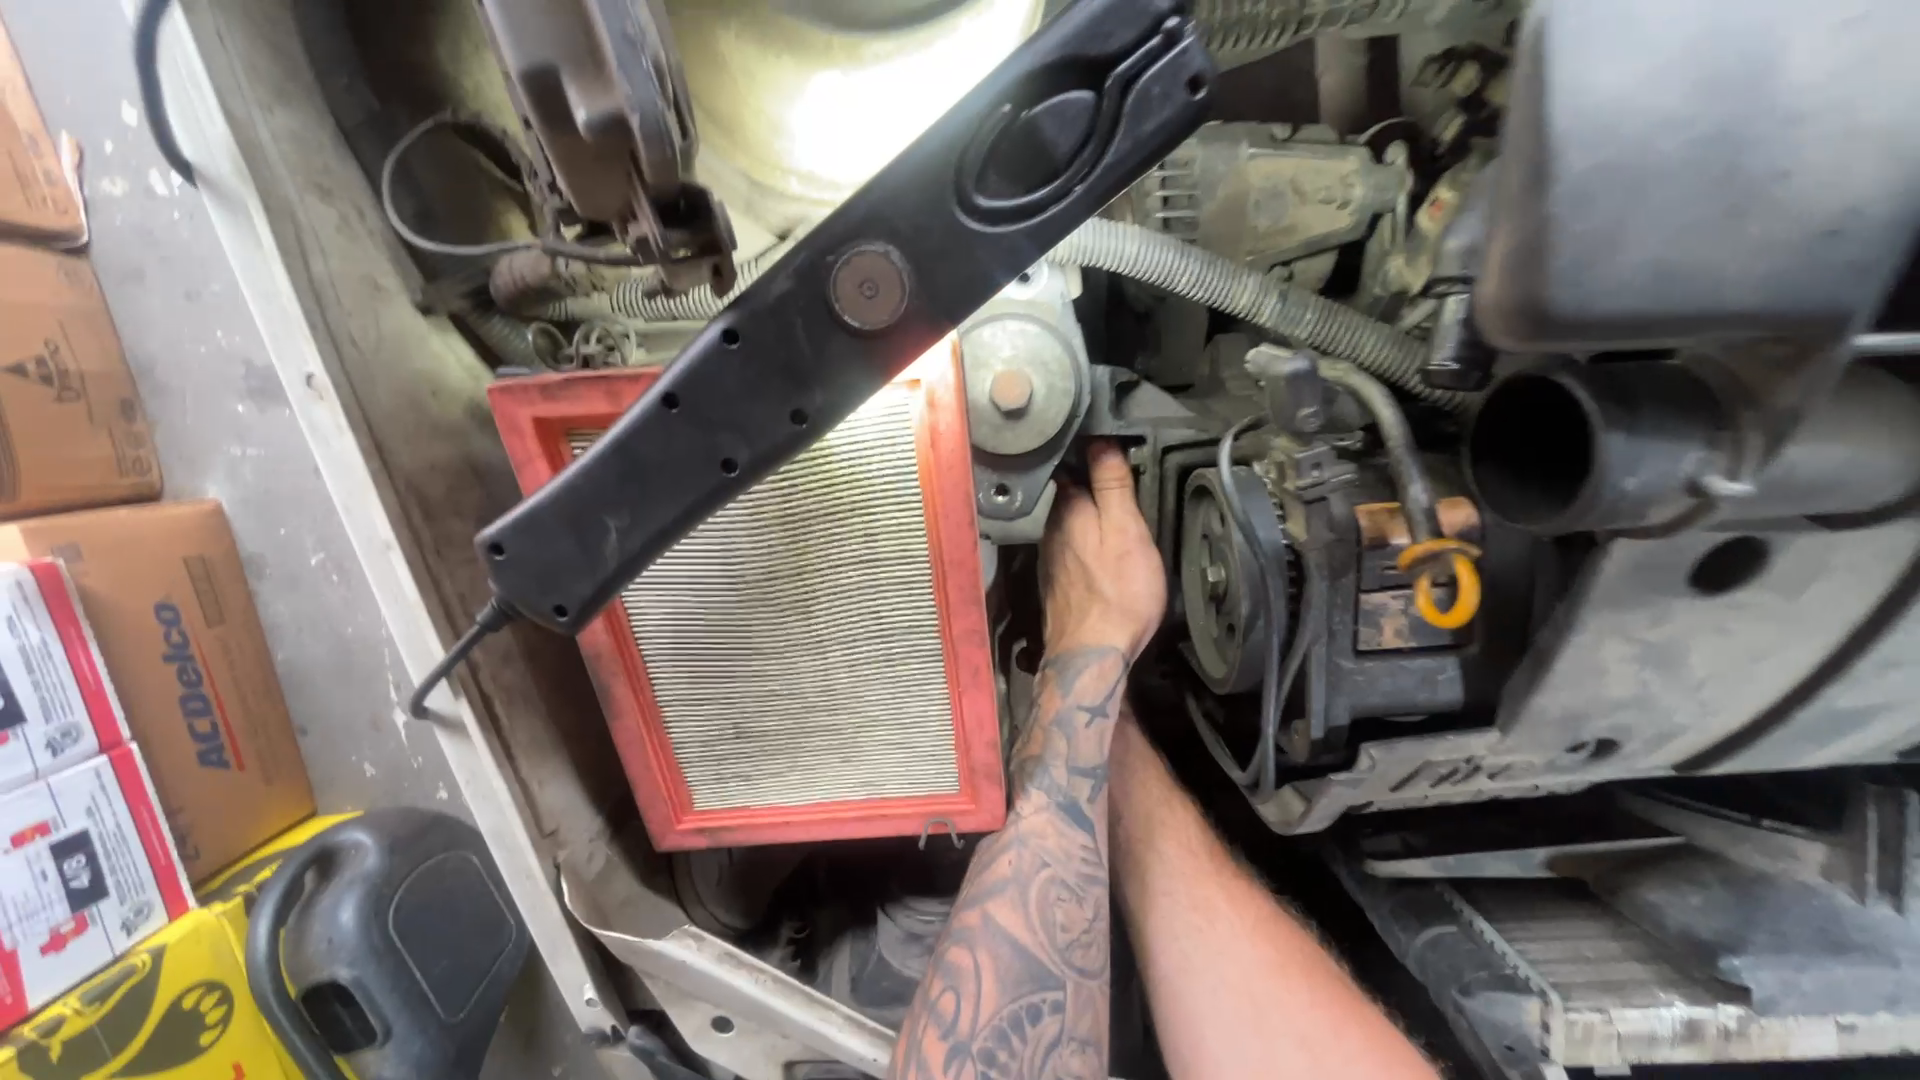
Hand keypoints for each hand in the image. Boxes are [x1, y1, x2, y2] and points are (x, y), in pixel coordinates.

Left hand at [1040, 440, 1166, 660]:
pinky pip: (1069, 547)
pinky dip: (1083, 541)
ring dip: (1087, 515)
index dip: (1091, 453)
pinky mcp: (1055, 579)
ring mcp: (1049, 555)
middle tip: (1120, 479)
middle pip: (1069, 493)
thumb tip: (1100, 442)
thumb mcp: (1126, 530)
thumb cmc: (1118, 594)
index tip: (1112, 447)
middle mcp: (1051, 528)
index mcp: (1068, 508)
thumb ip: (1112, 485)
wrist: (1091, 653)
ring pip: (1068, 521)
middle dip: (1089, 484)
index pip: (1072, 464)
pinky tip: (1100, 551)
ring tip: (1114, 514)